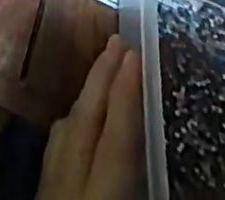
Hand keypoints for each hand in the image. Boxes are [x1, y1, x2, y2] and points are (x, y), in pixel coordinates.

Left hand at [36, 35, 142, 199]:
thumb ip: (144, 176)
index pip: (116, 139)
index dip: (126, 95)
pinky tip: (80, 118)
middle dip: (102, 78)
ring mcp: (47, 190)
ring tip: (106, 68)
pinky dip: (71, 124)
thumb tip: (185, 163)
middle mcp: (66, 187)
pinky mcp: (39, 195)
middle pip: (83, 121)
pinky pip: (55, 149)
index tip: (135, 53)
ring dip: (87, 95)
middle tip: (119, 41)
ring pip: (65, 130)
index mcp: (99, 197)